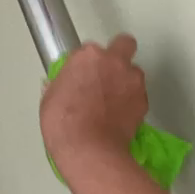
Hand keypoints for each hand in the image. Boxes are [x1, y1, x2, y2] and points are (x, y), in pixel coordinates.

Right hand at [41, 34, 148, 169]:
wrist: (88, 149)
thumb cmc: (62, 122)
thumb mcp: (50, 99)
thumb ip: (62, 84)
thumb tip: (64, 85)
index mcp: (88, 56)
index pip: (90, 50)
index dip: (86, 63)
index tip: (81, 76)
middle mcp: (114, 61)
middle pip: (124, 45)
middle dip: (118, 55)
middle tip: (107, 76)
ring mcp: (133, 80)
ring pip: (134, 72)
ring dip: (126, 81)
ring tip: (113, 102)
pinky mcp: (144, 100)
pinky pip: (138, 95)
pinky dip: (131, 103)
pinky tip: (119, 117)